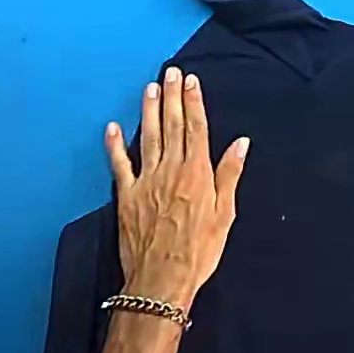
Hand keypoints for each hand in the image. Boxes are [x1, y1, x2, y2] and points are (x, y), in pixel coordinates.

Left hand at [104, 66, 247, 308]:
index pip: (196, 128)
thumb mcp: (225, 213)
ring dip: (148, 110)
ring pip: (147, 137)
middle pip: (172, 125)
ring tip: (150, 87)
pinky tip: (112, 127)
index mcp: (197, 171)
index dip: (194, 102)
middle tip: (171, 72)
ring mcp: (146, 180)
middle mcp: (171, 168)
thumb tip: (241, 142)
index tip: (191, 81)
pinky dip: (114, 145)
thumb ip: (230, 174)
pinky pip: (119, 165)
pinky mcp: (126, 195)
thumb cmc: (200, 248)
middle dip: (172, 96)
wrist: (162, 279)